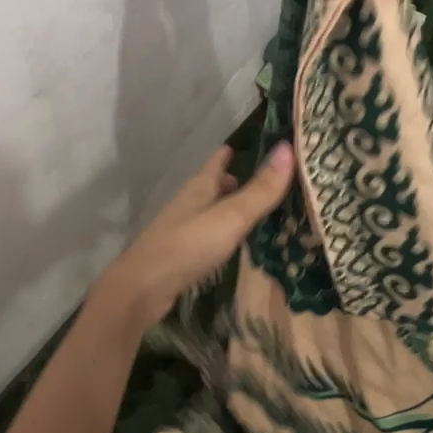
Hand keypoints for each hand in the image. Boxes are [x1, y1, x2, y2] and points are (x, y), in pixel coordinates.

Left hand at [93, 143, 295, 330]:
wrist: (143, 287)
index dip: (234, 151)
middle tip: (265, 181)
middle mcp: (190, 203)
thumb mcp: (230, 216)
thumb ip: (260, 189)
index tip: (256, 145)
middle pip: (214, 185)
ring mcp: (182, 228)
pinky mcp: (181, 254)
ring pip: (210, 210)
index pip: (218, 161)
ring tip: (254, 211)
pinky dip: (223, 232)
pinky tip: (233, 244)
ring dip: (229, 207)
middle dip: (235, 181)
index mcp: (200, 187)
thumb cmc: (188, 245)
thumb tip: (289, 147)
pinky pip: (207, 235)